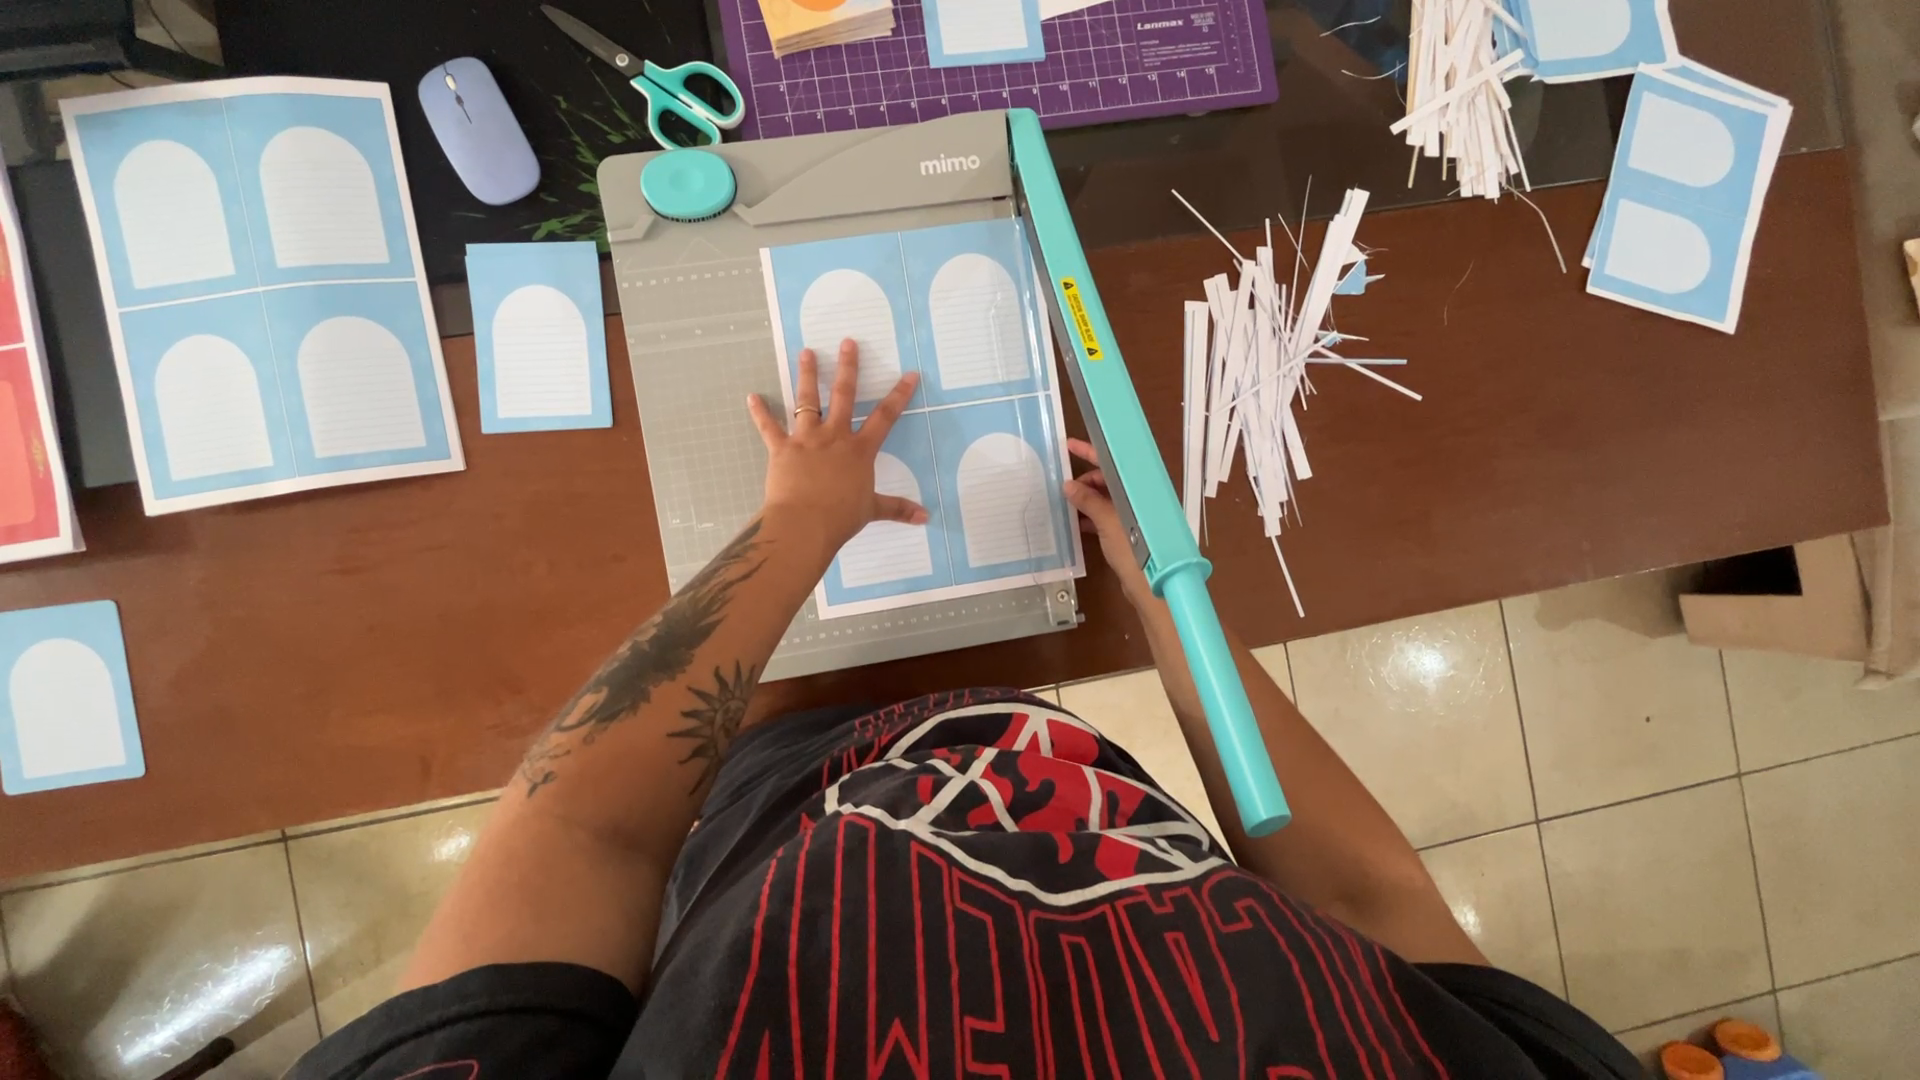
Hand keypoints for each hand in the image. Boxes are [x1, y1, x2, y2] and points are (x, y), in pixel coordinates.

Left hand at [747, 339, 926, 558]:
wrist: (804, 524)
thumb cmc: (840, 518)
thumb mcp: (872, 511)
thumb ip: (898, 509)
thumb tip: (925, 516)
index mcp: (859, 451)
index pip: (885, 417)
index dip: (899, 395)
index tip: (909, 374)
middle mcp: (834, 437)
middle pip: (844, 396)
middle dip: (847, 368)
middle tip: (847, 342)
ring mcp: (806, 440)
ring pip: (807, 401)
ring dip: (808, 376)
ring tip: (807, 353)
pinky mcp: (781, 449)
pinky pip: (769, 427)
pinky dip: (760, 413)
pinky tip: (751, 397)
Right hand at [1060, 438, 1155, 607]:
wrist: (1149, 587)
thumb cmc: (1133, 550)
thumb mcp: (1108, 522)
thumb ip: (1089, 501)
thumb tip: (1068, 485)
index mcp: (1137, 490)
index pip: (1113, 464)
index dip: (1091, 452)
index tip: (1069, 445)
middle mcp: (1137, 500)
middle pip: (1109, 481)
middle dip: (1085, 481)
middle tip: (1064, 488)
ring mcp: (1132, 517)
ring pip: (1105, 500)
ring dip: (1086, 500)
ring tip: (1065, 504)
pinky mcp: (1127, 535)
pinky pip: (1105, 518)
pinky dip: (1091, 517)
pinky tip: (1075, 523)